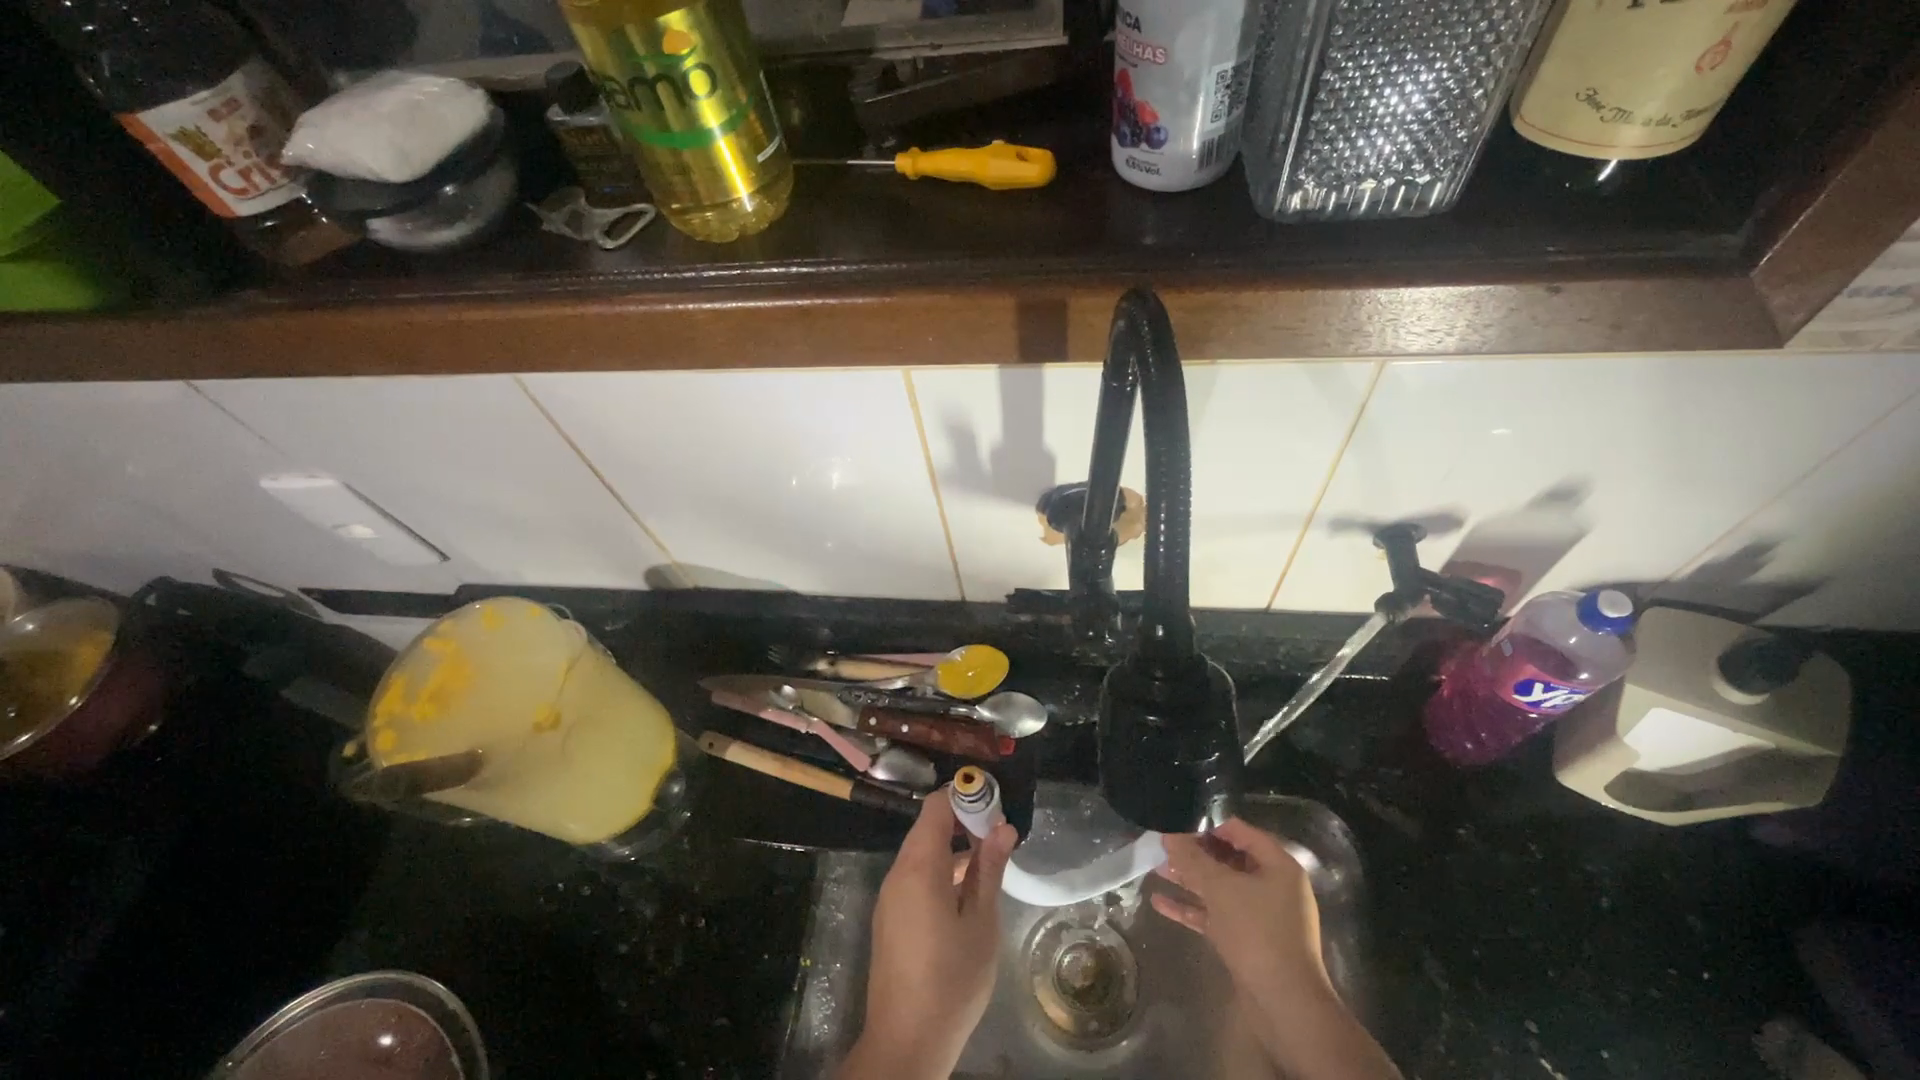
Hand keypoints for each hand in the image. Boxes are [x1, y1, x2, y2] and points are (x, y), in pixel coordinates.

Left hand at [836, 790, 1017, 1079]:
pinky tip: (968, 892)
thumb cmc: (952, 979)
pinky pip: (915, 878)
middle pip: (928, 828)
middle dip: (963, 822)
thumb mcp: (982, 922)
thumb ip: (989, 869)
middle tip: (1001, 832)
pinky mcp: (890, 918)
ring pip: (922, 854)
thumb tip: (1003, 826)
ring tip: (992, 859)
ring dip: (954, 848)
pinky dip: (941, 871)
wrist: (906, 1039)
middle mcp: (898, 873)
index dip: (965, 796)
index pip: (936, 807)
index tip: (996, 802)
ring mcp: (890, 897)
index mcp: (919, 867)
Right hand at [1153, 819, 1401, 1079]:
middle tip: (1162, 846)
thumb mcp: (1221, 888)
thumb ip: (1193, 860)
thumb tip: (1169, 836)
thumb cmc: (1257, 932)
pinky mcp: (1247, 940)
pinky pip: (1216, 915)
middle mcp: (1273, 885)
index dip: (1207, 825)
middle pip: (1229, 859)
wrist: (1283, 1001)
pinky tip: (1160, 903)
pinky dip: (1191, 908)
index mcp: (1278, 865)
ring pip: (1220, 888)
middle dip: (1194, 853)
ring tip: (1155, 869)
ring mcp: (1261, 914)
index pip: (1240, 831)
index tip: (1176, 825)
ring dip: (1189, 879)